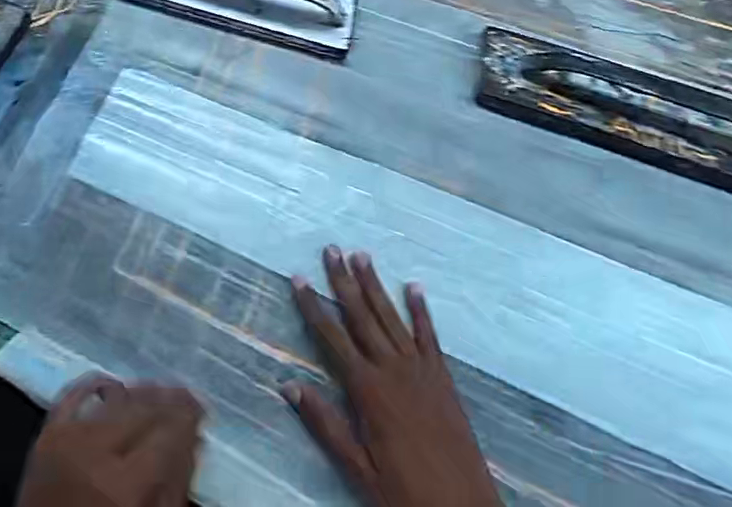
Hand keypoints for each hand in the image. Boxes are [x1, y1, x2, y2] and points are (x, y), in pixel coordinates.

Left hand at [16, 373, 204, 506]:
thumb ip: (173, 488)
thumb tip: (191, 444)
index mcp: (123, 486)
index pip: (166, 436)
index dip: (189, 419)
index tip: (203, 410)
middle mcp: (94, 451)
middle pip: (142, 410)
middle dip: (170, 400)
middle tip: (189, 396)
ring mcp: (66, 438)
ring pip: (114, 398)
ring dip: (141, 392)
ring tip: (161, 390)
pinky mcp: (45, 435)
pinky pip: (74, 395)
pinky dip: (96, 385)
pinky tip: (115, 385)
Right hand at [287, 247, 499, 506]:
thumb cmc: (406, 493)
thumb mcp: (358, 468)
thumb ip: (325, 424)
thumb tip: (288, 384)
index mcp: (368, 389)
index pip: (332, 336)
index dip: (313, 306)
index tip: (299, 278)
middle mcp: (393, 370)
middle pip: (362, 316)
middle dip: (344, 281)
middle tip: (331, 249)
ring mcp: (421, 372)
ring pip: (392, 318)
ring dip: (375, 286)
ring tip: (362, 256)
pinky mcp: (444, 380)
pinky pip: (429, 337)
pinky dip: (421, 311)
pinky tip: (414, 288)